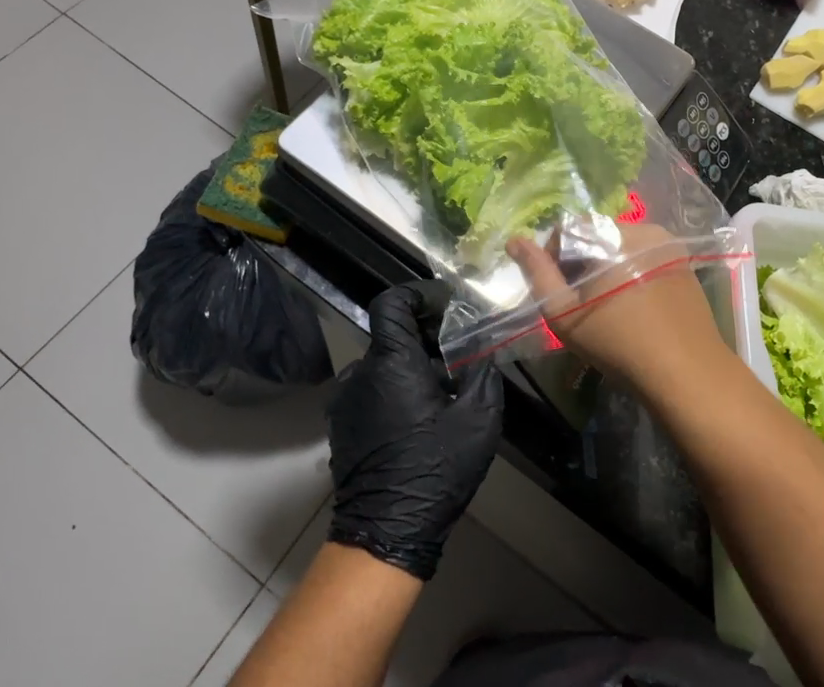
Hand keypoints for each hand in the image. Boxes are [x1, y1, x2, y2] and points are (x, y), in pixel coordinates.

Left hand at [326, 280, 502, 580]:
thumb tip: (480, 350)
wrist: (387, 528)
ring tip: (444, 400)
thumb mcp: (478, 419)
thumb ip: (482, 373)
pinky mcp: (341, 425)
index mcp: (391, 361)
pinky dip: (395, 394)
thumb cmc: (436, 469)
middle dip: (427, 342)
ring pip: (384, 368)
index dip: (418, 295)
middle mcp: (360, 373)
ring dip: (412, 372)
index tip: (444, 307)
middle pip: (393, 338)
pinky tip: (419, 423)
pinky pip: (371, 393)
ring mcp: (346, 400)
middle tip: (459, 362)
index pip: (392, 302)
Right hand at [506, 224, 724, 389]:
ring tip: (608, 305)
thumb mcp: (564, 314)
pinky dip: (633, 273)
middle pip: (596, 234)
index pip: (568, 229)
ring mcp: (668, 245)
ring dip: (608, 266)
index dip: (554, 257)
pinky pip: (647, 257)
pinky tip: (635, 307)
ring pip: (622, 246)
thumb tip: (515, 241)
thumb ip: (537, 273)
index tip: (558, 290)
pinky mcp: (685, 264)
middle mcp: (642, 229)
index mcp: (611, 236)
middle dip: (582, 261)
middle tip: (581, 301)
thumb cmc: (618, 343)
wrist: (687, 372)